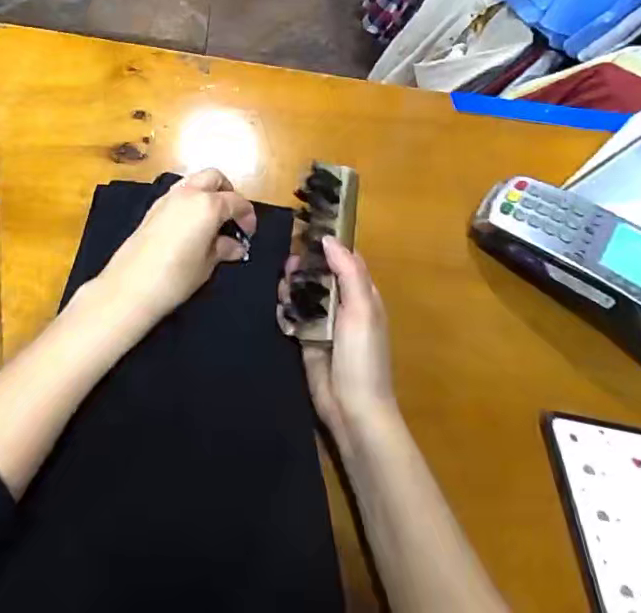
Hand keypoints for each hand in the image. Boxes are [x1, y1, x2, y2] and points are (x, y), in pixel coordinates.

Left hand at [93, 169, 258, 327]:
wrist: (131, 285)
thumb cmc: (176, 276)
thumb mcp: (207, 264)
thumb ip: (224, 248)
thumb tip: (236, 245)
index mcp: (208, 204)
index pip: (237, 202)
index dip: (247, 217)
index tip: (248, 235)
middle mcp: (189, 193)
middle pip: (215, 178)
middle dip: (227, 193)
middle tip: (231, 219)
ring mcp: (168, 197)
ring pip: (195, 181)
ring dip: (208, 193)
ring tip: (212, 221)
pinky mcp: (153, 207)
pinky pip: (179, 193)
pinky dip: (191, 200)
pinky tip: (192, 225)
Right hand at [284, 239, 397, 448]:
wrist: (352, 409)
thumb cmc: (363, 356)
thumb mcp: (362, 309)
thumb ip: (347, 272)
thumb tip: (329, 238)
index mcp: (363, 295)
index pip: (345, 260)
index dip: (328, 245)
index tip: (304, 231)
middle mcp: (344, 306)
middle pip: (320, 275)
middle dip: (303, 266)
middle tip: (286, 263)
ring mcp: (324, 323)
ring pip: (304, 293)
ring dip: (291, 286)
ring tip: (280, 285)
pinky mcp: (306, 340)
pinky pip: (292, 316)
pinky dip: (284, 309)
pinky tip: (277, 305)